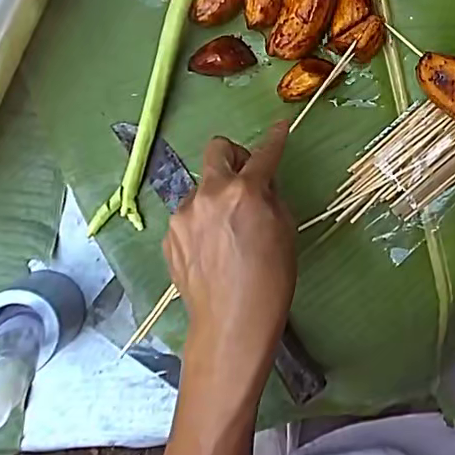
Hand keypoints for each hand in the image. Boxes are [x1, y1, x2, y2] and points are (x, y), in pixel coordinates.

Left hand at [164, 122, 296, 383]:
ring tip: (228, 231)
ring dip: (217, 195)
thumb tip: (260, 182)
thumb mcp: (285, 232)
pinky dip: (202, 221)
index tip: (279, 128)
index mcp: (244, 191)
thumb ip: (271, 197)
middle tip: (246, 177)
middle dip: (234, 154)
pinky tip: (213, 250)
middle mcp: (209, 194)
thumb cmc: (270, 281)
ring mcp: (183, 215)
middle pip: (217, 149)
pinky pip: (190, 215)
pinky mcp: (170, 236)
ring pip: (202, 186)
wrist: (230, 326)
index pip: (263, 154)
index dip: (275, 138)